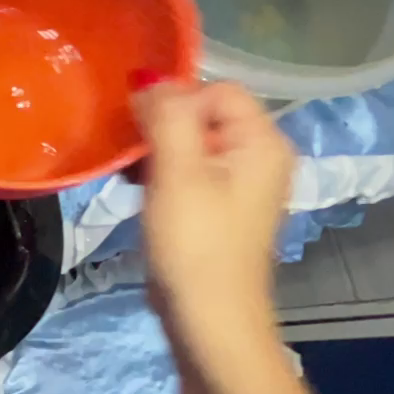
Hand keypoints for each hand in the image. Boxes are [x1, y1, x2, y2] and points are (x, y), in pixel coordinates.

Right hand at [131, 78, 294, 357]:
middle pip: (201, 113)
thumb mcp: (178, 172)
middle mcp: (258, 156)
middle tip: (131, 158)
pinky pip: (186, 170)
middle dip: (159, 128)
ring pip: (188, 142)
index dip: (173, 102)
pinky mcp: (216, 207)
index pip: (215, 89)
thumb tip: (150, 78)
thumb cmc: (194, 242)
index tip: (140, 133)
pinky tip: (138, 193)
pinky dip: (159, 175)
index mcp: (262, 142)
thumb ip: (168, 116)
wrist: (207, 315)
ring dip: (154, 153)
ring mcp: (238, 184)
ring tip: (131, 178)